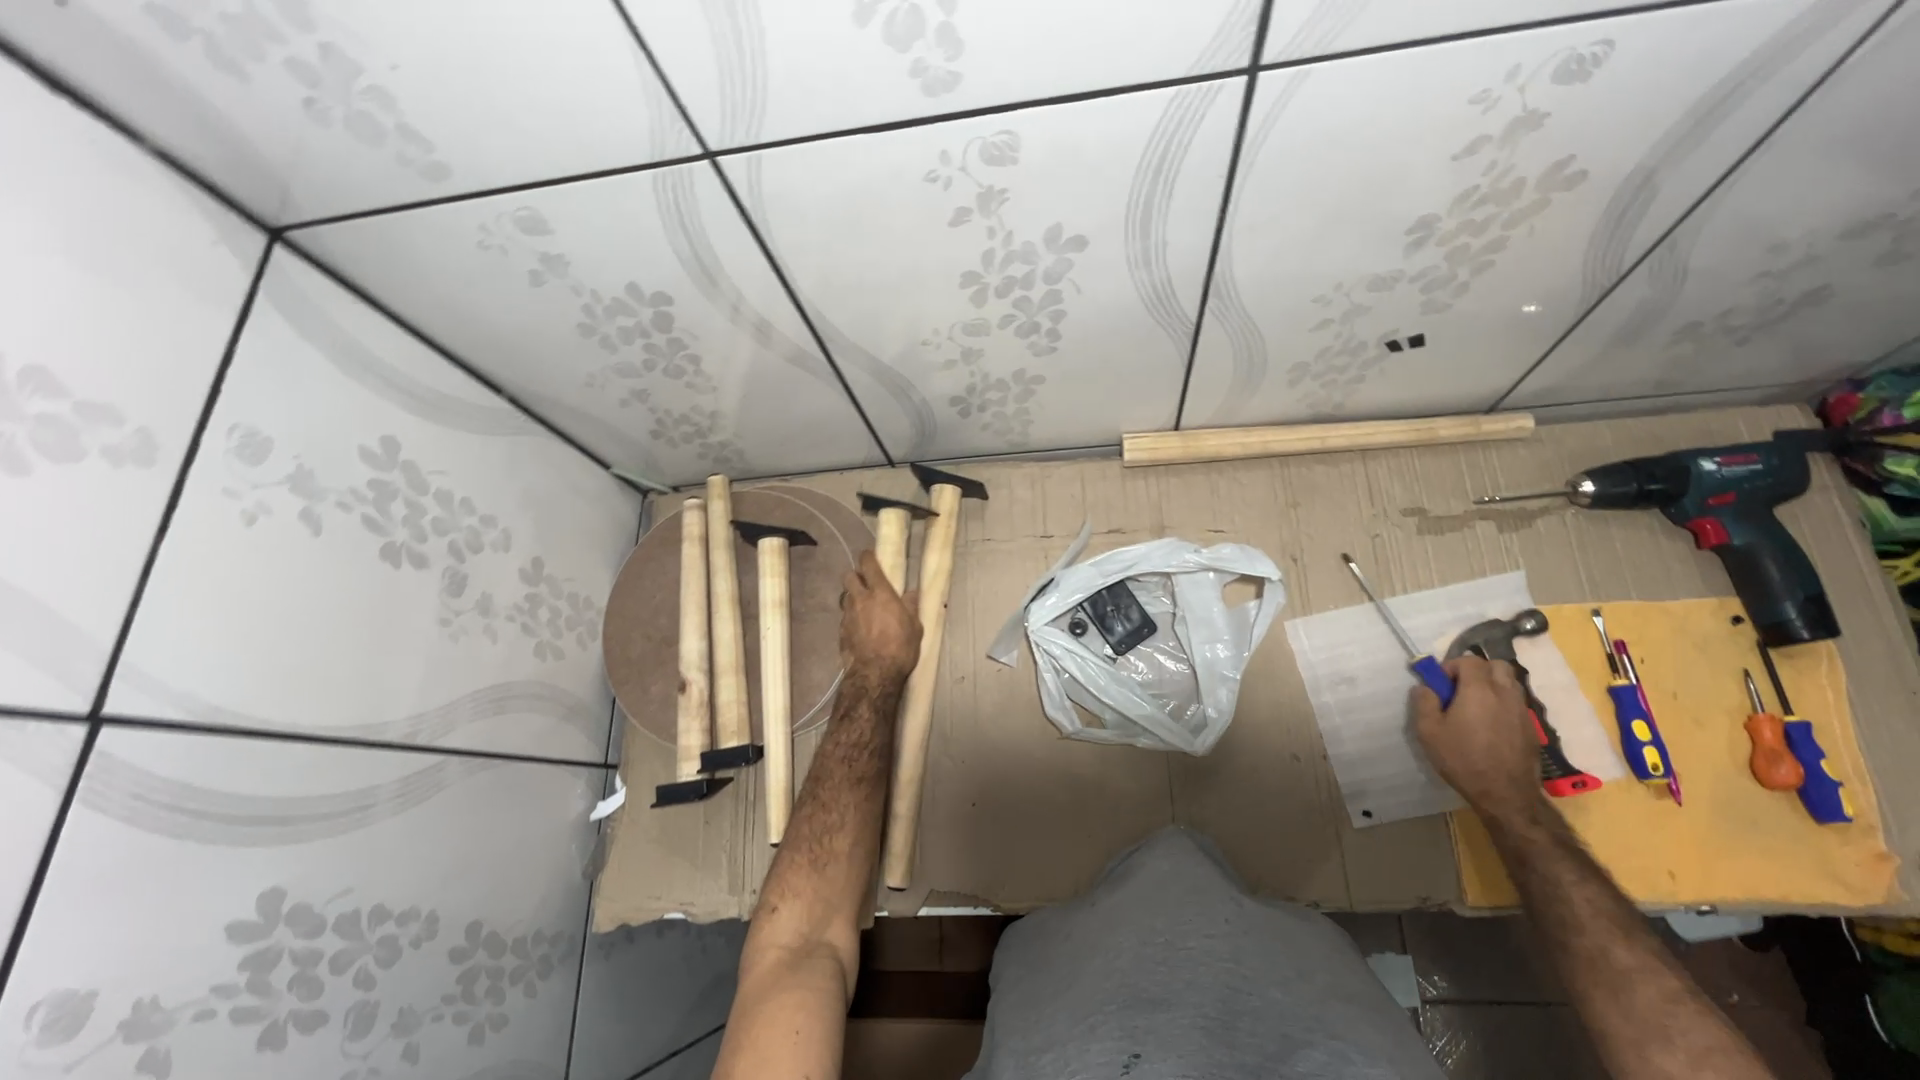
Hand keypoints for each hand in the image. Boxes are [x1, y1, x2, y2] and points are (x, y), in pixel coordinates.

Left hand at [840, 550, 921, 684]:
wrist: (875, 674)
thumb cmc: (900, 648)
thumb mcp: (915, 627)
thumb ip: (911, 607)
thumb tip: (912, 593)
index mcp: (880, 593)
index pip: (868, 565)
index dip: (867, 557)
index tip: (869, 555)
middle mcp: (860, 599)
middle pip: (848, 576)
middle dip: (855, 576)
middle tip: (865, 583)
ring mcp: (847, 616)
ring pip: (845, 597)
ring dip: (852, 598)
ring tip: (863, 608)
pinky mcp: (840, 632)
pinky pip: (844, 618)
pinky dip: (851, 618)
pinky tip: (859, 629)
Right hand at [1411, 655, 1542, 820]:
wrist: (1504, 793)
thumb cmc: (1462, 759)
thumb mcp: (1429, 732)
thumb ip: (1424, 702)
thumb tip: (1424, 687)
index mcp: (1478, 690)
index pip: (1469, 660)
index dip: (1452, 666)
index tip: (1442, 684)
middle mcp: (1504, 693)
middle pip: (1497, 665)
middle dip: (1477, 670)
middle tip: (1461, 689)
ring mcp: (1521, 709)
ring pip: (1510, 682)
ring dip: (1492, 684)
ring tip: (1476, 706)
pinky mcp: (1530, 726)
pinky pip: (1516, 702)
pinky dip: (1503, 703)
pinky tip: (1490, 725)